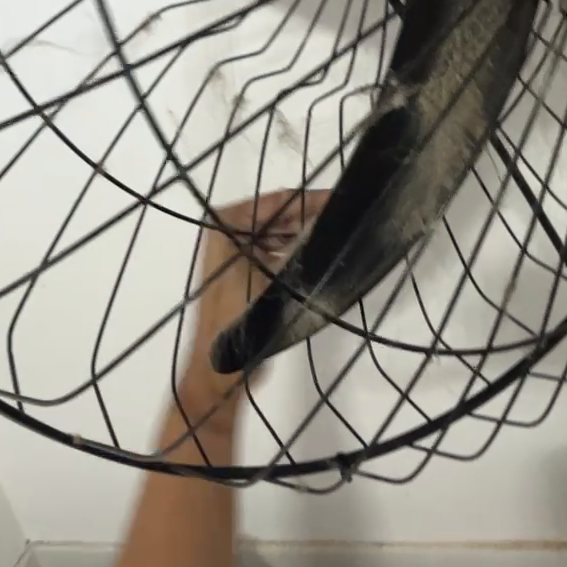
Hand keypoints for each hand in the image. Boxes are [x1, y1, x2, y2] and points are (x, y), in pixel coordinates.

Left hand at [175, 188, 331, 427]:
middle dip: (310, 214)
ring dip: (304, 232)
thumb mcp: (277, 276)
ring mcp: (230, 250)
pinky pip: (272, 249)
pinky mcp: (239, 269)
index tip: (343, 196)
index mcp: (224, 224)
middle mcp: (223, 230)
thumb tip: (327, 219)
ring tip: (339, 229)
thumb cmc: (239, 319)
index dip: (311, 198)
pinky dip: (293, 249)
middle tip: (349, 212)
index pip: (276, 201)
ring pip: (277, 233)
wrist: (218, 370)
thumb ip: (301, 245)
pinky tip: (318, 250)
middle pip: (277, 215)